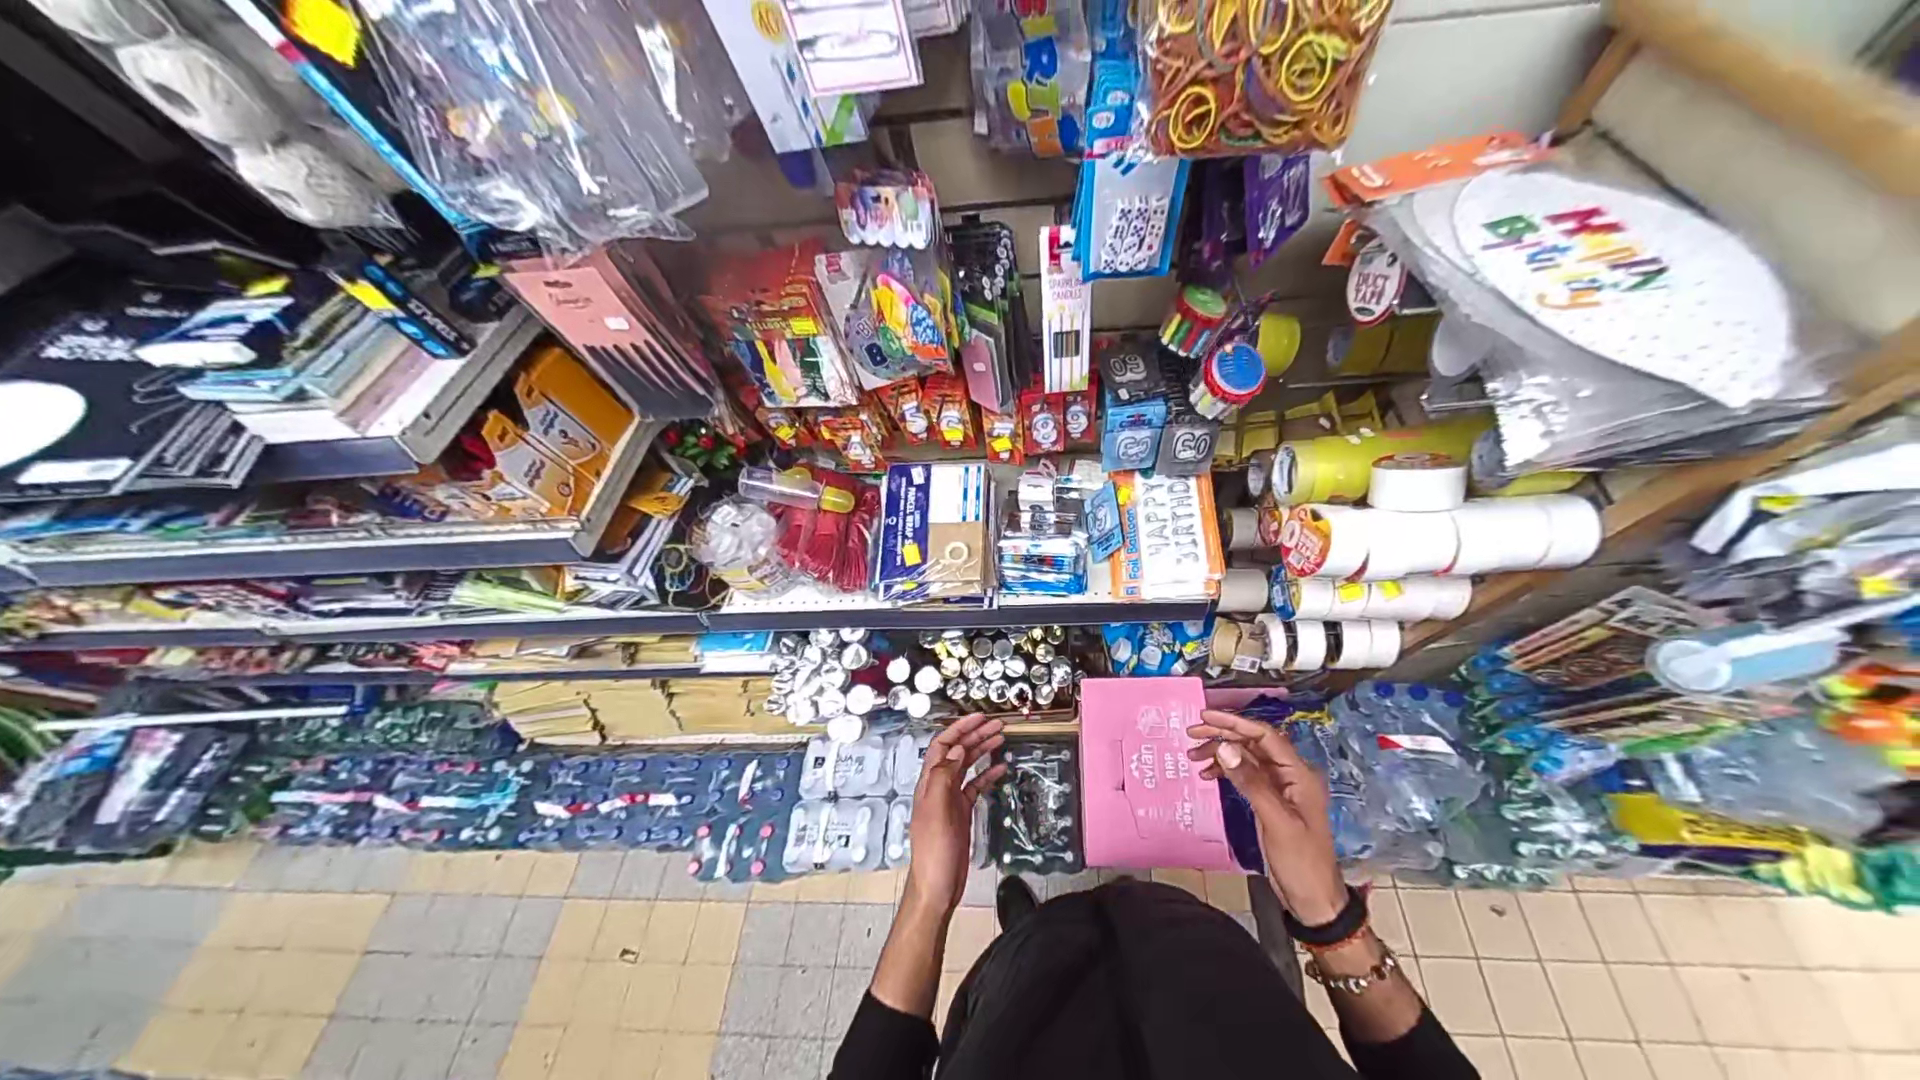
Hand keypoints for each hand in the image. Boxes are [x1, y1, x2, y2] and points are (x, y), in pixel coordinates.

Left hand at [902, 713, 1007, 917]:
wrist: (937, 885)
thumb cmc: (933, 852)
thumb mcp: (936, 812)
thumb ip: (943, 778)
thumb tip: (956, 750)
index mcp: (929, 783)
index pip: (943, 746)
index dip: (959, 729)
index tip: (978, 717)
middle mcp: (939, 786)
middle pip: (957, 752)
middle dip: (975, 734)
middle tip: (997, 723)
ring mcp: (951, 798)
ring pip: (967, 765)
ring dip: (982, 749)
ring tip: (1000, 737)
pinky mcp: (962, 811)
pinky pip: (975, 785)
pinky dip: (988, 774)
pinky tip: (1000, 767)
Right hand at [1187, 709, 1348, 925]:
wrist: (1314, 900)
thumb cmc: (1300, 861)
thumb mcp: (1276, 821)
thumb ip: (1251, 782)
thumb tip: (1225, 748)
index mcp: (1299, 775)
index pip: (1265, 736)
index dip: (1235, 723)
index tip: (1205, 718)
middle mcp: (1289, 775)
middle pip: (1253, 743)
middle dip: (1223, 734)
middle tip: (1191, 733)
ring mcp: (1279, 788)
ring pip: (1246, 758)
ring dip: (1220, 753)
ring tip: (1193, 755)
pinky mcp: (1269, 801)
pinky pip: (1244, 775)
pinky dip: (1225, 771)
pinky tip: (1208, 774)